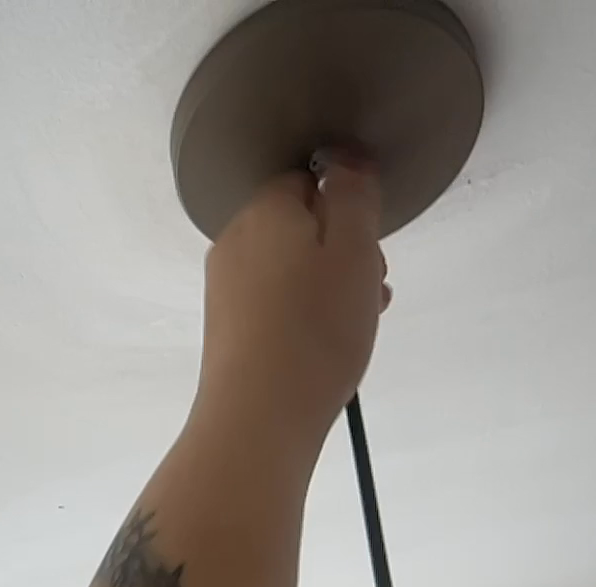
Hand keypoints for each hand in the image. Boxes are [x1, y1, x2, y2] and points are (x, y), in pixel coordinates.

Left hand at [193, 156, 389, 453]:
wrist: (259, 418)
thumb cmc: (314, 333)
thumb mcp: (354, 251)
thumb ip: (354, 195)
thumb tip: (344, 159)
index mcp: (264, 210)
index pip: (309, 180)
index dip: (347, 210)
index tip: (370, 249)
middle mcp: (234, 242)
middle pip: (298, 229)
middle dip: (340, 254)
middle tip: (369, 290)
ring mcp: (225, 290)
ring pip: (289, 272)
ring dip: (328, 290)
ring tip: (356, 325)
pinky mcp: (226, 332)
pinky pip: (273, 308)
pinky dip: (303, 318)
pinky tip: (325, 348)